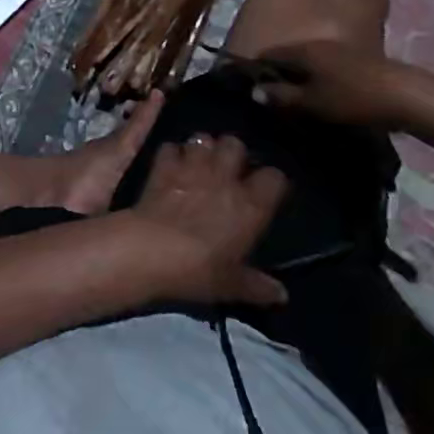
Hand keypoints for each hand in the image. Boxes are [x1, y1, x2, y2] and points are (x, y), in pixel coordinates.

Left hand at [128, 133, 288, 305]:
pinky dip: (171, 152)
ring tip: (199, 160)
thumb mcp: (232, 284)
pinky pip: (170, 146)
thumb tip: (281, 295)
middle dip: (232, 151)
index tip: (266, 189)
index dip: (272, 181)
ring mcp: (191, 167)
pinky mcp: (163, 166)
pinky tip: (170, 163)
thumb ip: (257, 286)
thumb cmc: (199, 270)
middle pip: (235, 144)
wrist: (152, 249)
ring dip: (202, 147)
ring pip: (202, 138)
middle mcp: (224, 179)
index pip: (274, 178)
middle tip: (228, 167)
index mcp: (251, 206)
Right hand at [253, 40, 433, 131]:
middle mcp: (316, 44)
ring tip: (298, 103)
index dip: (256, 72)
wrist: (411, 97)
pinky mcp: (358, 62)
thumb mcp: (313, 102)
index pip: (266, 55)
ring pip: (308, 64)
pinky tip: (324, 99)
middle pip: (287, 58)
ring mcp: (339, 51)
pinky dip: (319, 82)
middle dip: (278, 76)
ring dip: (300, 80)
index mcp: (301, 49)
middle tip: (274, 101)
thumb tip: (254, 91)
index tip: (252, 92)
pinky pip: (326, 70)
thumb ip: (281, 96)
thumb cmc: (355, 98)